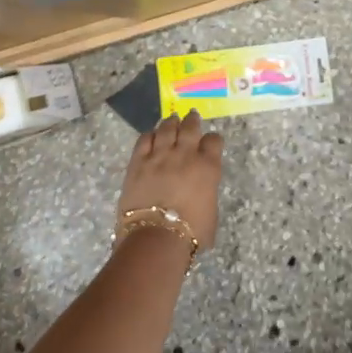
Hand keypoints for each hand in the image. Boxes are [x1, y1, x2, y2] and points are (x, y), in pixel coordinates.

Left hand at [117, 111, 223, 248]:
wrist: (157, 237)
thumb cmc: (191, 232)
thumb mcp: (211, 212)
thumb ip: (207, 192)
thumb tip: (201, 190)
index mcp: (208, 166)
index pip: (214, 140)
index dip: (212, 139)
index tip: (210, 141)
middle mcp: (185, 154)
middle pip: (190, 127)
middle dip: (192, 120)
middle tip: (191, 115)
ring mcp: (160, 155)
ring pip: (166, 128)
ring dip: (170, 122)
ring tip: (171, 119)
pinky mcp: (138, 162)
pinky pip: (144, 139)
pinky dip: (149, 134)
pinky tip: (151, 134)